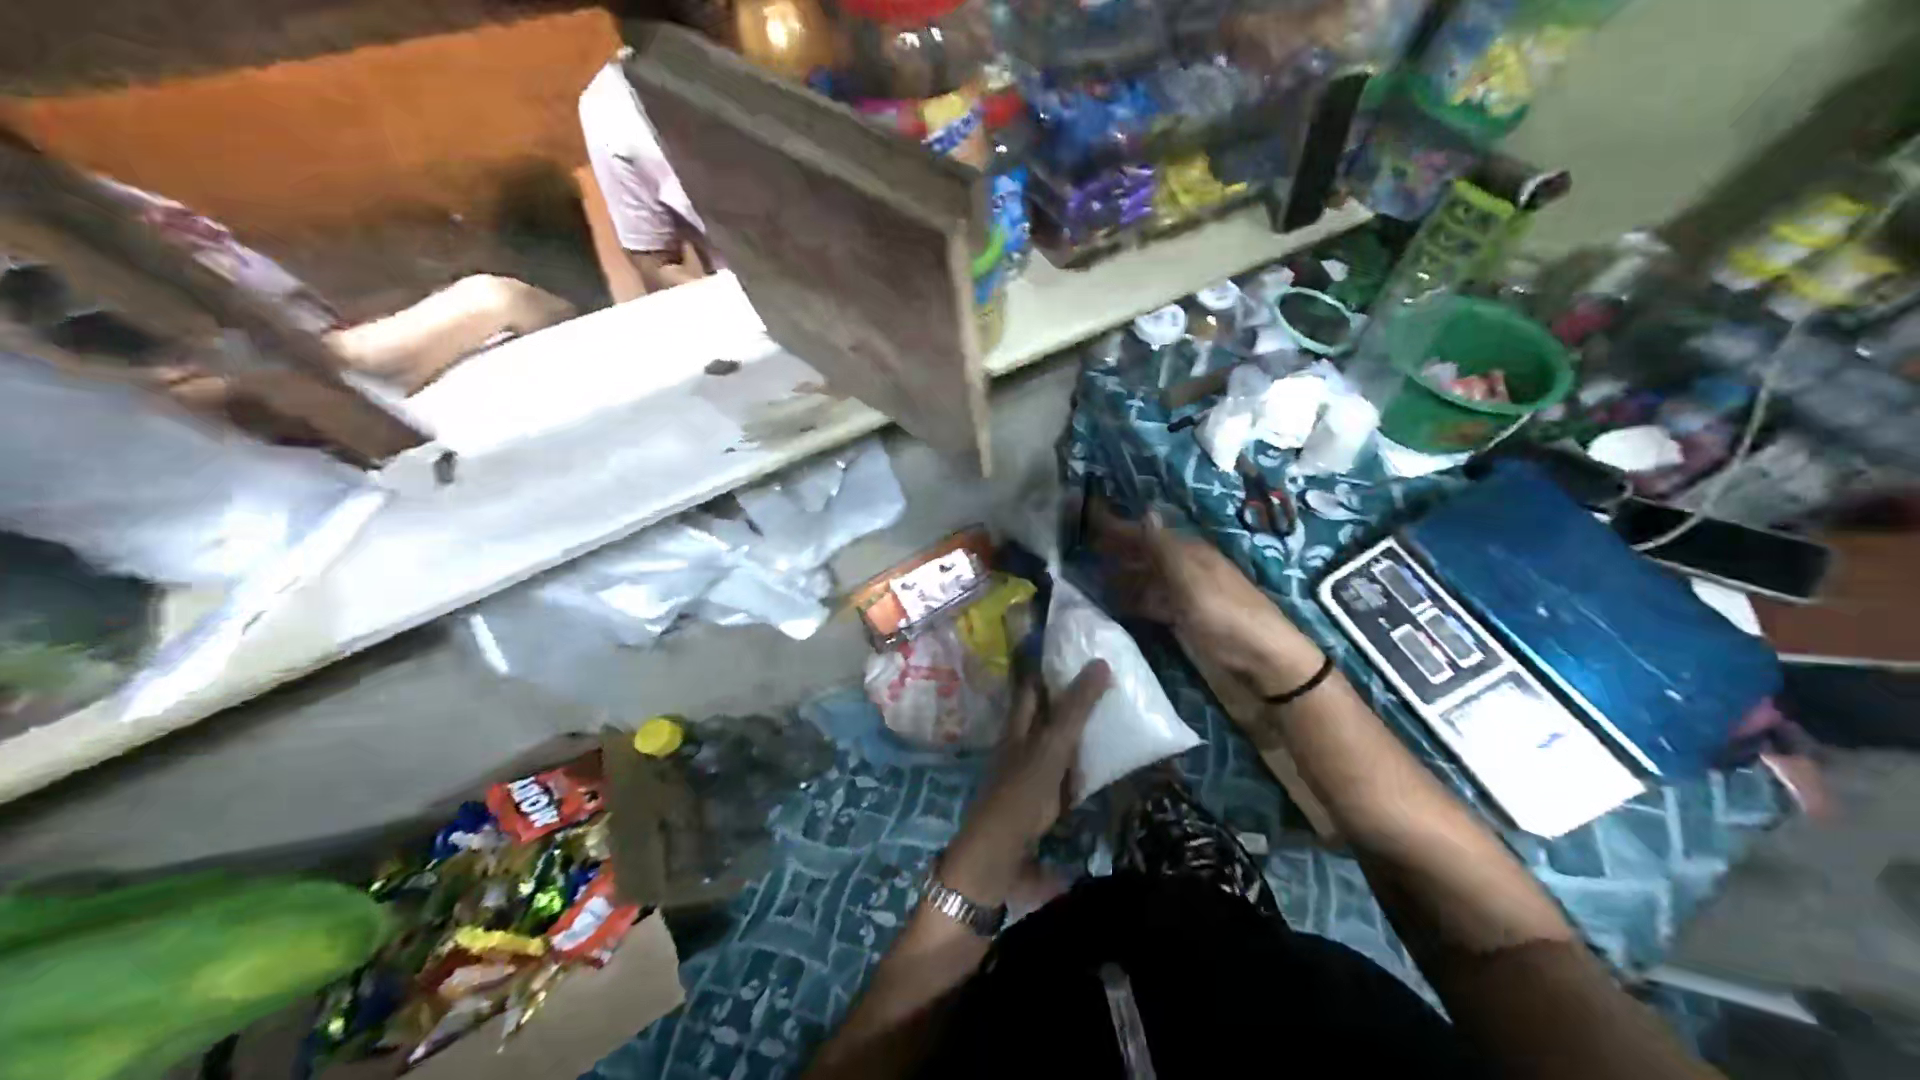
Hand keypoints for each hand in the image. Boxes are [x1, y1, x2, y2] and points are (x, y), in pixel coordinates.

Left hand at [941, 661, 1111, 906]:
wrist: (999, 852)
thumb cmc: (1022, 792)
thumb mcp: (1052, 746)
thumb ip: (1075, 708)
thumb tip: (1100, 663)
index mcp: (1020, 723)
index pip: (1033, 682)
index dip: (1049, 664)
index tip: (1077, 648)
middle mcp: (1022, 740)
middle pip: (1046, 710)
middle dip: (1070, 695)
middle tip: (1106, 681)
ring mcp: (1031, 768)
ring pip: (1056, 738)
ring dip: (1077, 726)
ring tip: (1113, 713)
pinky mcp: (1042, 795)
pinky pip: (1066, 768)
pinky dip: (1082, 759)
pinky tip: (1103, 760)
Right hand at [1091, 499, 1322, 696]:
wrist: (1262, 661)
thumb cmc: (1226, 614)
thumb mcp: (1192, 579)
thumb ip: (1164, 548)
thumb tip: (1145, 511)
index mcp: (1189, 552)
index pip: (1146, 533)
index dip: (1118, 528)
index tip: (1086, 524)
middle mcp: (1184, 568)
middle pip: (1143, 555)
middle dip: (1114, 553)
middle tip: (1076, 554)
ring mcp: (1183, 595)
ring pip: (1144, 580)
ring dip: (1119, 578)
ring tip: (1085, 580)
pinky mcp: (1182, 619)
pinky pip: (1149, 604)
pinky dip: (1130, 602)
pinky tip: (1111, 606)